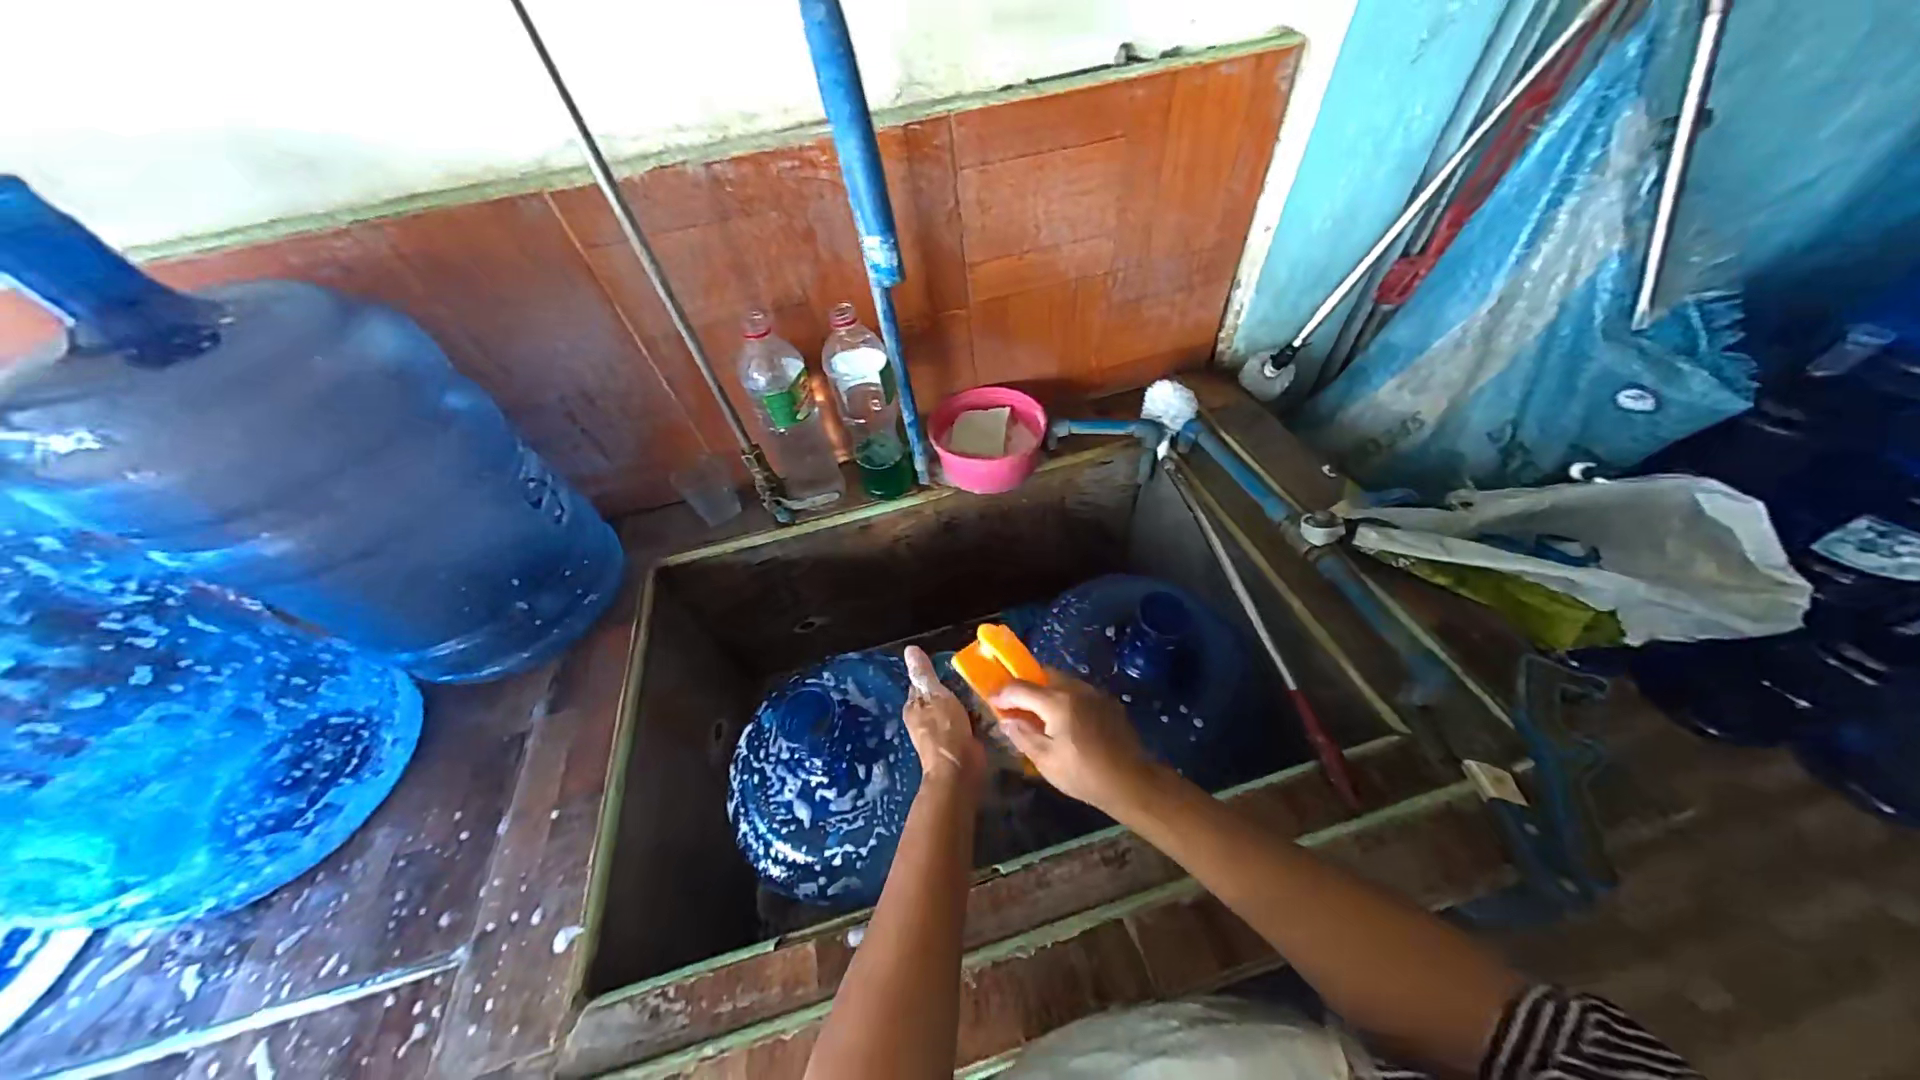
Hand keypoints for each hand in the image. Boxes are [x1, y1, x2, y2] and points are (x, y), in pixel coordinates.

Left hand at [902, 646, 985, 788]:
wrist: (960, 769)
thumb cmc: (944, 730)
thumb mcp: (934, 695)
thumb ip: (924, 673)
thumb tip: (909, 649)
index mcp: (913, 707)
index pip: (921, 683)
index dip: (936, 673)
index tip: (955, 663)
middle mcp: (924, 719)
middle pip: (940, 696)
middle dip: (955, 687)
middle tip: (977, 673)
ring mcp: (943, 732)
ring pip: (956, 708)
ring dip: (968, 701)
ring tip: (988, 687)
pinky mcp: (960, 742)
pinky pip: (969, 722)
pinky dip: (977, 715)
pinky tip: (991, 707)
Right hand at [990, 670, 1161, 814]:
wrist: (1131, 782)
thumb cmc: (1084, 774)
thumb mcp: (1045, 760)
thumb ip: (1022, 735)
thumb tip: (1006, 721)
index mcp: (1057, 701)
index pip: (1020, 688)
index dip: (1002, 693)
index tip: (991, 700)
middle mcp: (1076, 689)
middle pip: (1043, 675)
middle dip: (1025, 686)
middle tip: (1013, 703)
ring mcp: (1095, 693)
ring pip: (1063, 681)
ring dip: (1045, 690)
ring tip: (1037, 712)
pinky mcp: (1108, 703)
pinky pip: (1079, 692)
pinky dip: (1064, 698)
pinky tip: (1064, 720)